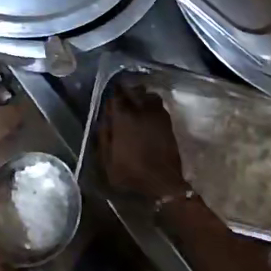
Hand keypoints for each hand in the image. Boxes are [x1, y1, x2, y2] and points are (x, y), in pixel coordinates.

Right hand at [99, 84, 187, 200]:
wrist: (162, 180)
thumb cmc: (132, 173)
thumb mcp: (108, 160)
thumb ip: (104, 137)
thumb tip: (103, 119)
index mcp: (123, 117)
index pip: (116, 96)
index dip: (112, 93)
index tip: (109, 95)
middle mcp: (140, 109)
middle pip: (132, 91)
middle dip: (126, 91)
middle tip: (121, 95)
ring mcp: (156, 113)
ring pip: (147, 94)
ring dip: (140, 95)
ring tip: (136, 101)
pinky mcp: (167, 120)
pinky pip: (158, 103)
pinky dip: (151, 102)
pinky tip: (147, 111)